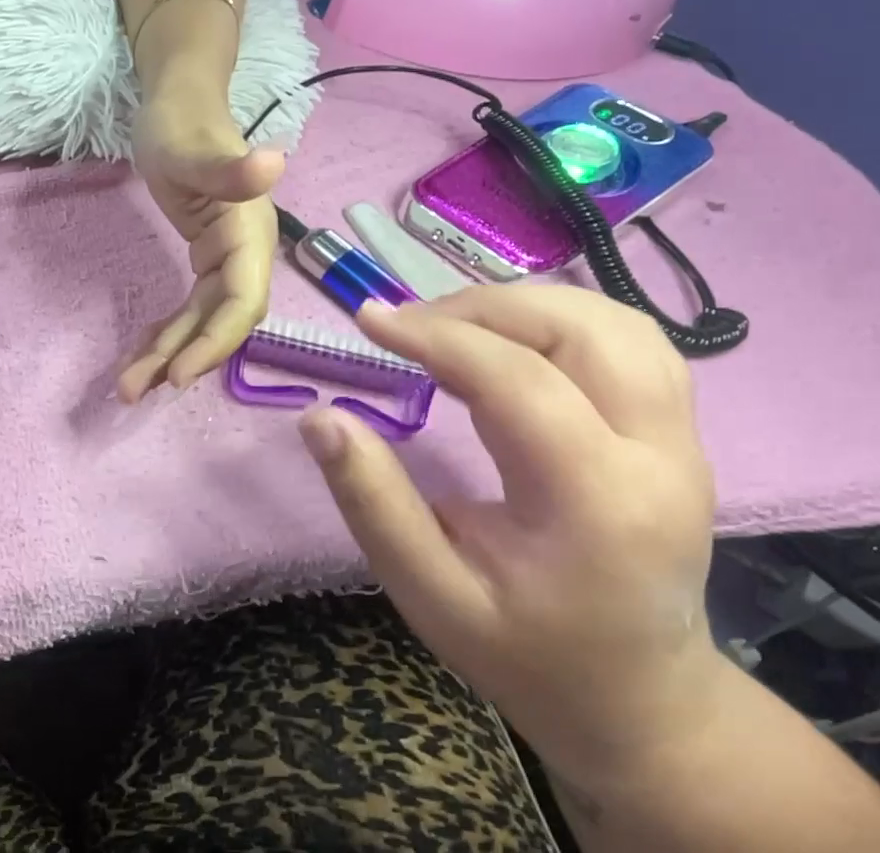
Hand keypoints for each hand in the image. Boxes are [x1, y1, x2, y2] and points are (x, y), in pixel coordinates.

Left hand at [119, 91, 284, 400]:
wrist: (179, 103)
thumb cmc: (183, 122)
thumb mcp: (191, 146)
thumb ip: (226, 167)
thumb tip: (274, 163)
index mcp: (250, 233)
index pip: (242, 302)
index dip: (215, 343)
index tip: (177, 375)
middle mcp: (245, 254)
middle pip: (220, 321)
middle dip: (182, 359)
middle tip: (134, 392)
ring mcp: (227, 258)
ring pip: (202, 321)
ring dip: (170, 354)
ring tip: (130, 386)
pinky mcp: (206, 259)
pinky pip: (191, 307)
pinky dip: (168, 332)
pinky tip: (143, 354)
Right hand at [297, 287, 725, 775]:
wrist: (635, 696)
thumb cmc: (521, 651)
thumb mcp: (427, 590)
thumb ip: (372, 501)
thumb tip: (319, 418)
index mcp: (595, 501)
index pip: (519, 380)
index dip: (436, 337)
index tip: (367, 320)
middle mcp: (659, 457)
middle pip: (584, 332)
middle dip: (484, 308)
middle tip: (407, 324)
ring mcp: (682, 442)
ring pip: (618, 325)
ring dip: (525, 306)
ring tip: (448, 325)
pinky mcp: (677, 436)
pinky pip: (630, 345)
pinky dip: (558, 322)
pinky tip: (504, 341)